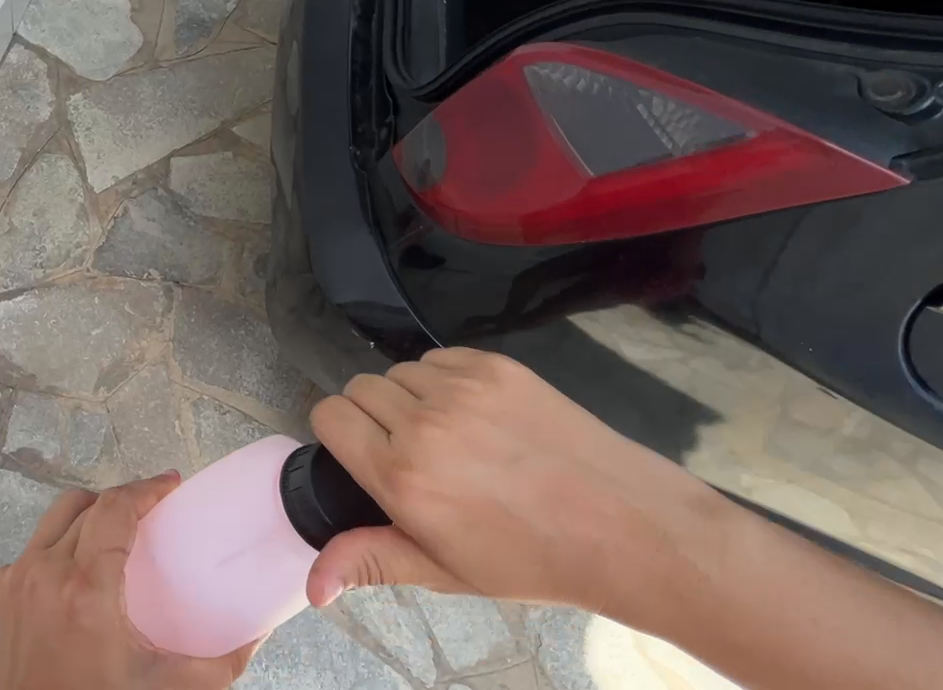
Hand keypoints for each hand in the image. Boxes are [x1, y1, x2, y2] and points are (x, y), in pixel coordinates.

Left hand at [0, 472, 258, 689]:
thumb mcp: (167, 688)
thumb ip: (219, 662)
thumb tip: (256, 634)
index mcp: (86, 588)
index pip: (115, 508)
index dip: (145, 488)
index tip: (171, 484)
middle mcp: (46, 571)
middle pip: (88, 505)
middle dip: (124, 500)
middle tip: (153, 510)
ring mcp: (19, 578)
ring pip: (57, 516)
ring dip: (91, 513)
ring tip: (120, 528)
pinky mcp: (4, 591)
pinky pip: (36, 545)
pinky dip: (61, 540)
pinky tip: (83, 559)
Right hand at [306, 347, 727, 620]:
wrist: (630, 529)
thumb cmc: (532, 559)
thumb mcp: (447, 571)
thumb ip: (372, 560)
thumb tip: (311, 585)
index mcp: (402, 477)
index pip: (329, 415)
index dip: (339, 431)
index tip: (363, 451)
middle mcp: (422, 425)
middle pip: (359, 388)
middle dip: (373, 414)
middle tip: (413, 449)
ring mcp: (461, 390)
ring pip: (398, 371)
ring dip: (409, 396)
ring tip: (449, 431)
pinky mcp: (494, 367)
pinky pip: (438, 358)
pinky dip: (445, 379)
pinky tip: (477, 413)